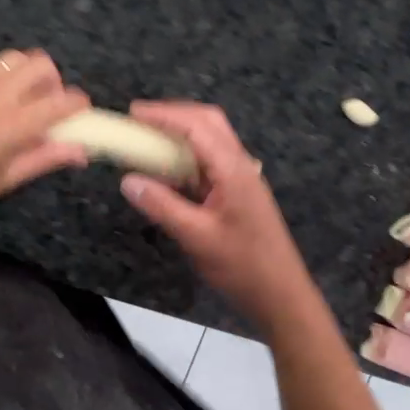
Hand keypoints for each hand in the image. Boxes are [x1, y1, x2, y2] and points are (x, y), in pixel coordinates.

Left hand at [0, 50, 90, 215]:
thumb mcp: (2, 180)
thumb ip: (44, 159)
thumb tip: (80, 152)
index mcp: (16, 123)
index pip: (65, 100)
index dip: (79, 107)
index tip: (77, 118)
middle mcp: (0, 92)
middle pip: (44, 64)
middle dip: (54, 82)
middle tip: (45, 107)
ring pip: (17, 58)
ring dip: (27, 74)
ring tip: (18, 101)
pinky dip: (3, 74)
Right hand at [120, 101, 316, 330]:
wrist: (282, 297)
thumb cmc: (243, 266)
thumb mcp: (197, 238)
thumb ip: (162, 206)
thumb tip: (127, 179)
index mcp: (233, 170)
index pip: (197, 126)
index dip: (164, 114)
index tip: (132, 113)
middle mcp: (239, 166)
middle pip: (207, 123)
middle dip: (173, 115)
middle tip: (138, 120)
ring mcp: (239, 179)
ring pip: (209, 142)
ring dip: (178, 135)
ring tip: (145, 141)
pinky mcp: (236, 194)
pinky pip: (207, 164)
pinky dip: (183, 159)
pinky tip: (164, 172)